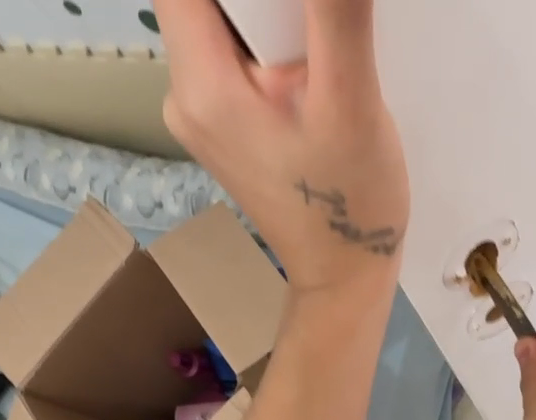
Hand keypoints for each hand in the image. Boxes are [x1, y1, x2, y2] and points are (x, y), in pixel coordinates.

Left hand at [158, 0, 407, 298]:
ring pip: (224, 26)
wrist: (345, 277)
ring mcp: (203, 117)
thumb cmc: (350, 201)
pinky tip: (312, 77)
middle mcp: (184, 95)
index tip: (286, 8)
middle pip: (206, 0)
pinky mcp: (226, 130)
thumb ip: (336, 15)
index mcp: (200, 85)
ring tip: (320, 56)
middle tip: (315, 29)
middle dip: (265, 4)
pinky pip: (237, 61)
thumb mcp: (352, 103)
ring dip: (271, 20)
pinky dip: (272, 50)